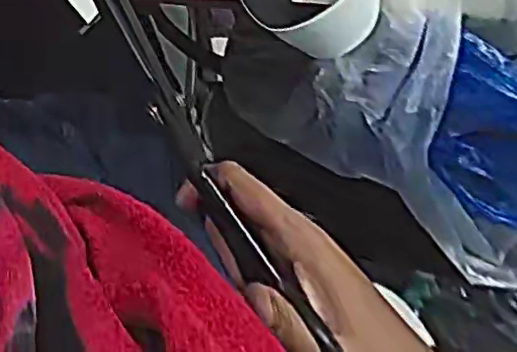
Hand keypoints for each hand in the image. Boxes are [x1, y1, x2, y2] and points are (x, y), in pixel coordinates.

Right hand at [184, 163, 428, 351]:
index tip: (185, 197)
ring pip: (252, 230)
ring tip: (237, 282)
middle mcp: (305, 239)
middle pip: (242, 204)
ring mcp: (309, 255)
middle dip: (217, 222)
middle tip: (213, 257)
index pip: (243, 183)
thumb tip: (249, 290)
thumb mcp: (331, 342)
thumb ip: (287, 320)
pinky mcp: (312, 274)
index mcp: (304, 239)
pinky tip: (253, 293)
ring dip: (233, 248)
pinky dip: (249, 263)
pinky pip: (266, 252)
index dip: (207, 181)